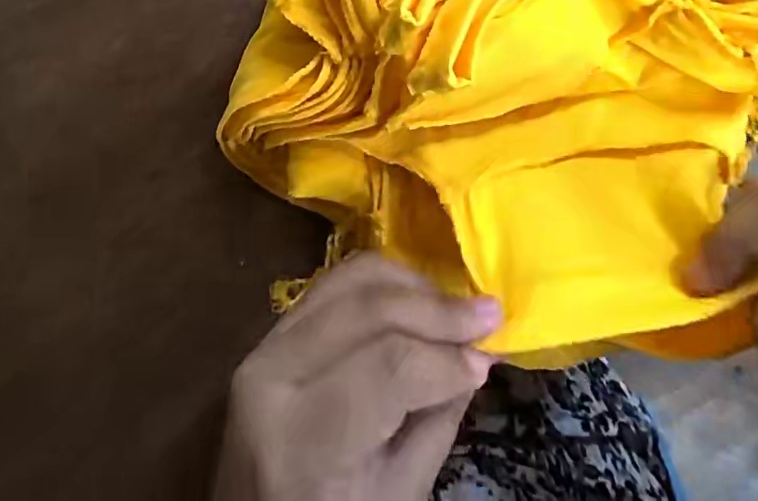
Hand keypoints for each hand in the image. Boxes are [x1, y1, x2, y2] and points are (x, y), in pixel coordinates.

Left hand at [213, 253, 501, 500]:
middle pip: (370, 309)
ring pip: (355, 278)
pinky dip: (387, 282)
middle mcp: (274, 373)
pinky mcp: (276, 325)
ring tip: (455, 312)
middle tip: (489, 314)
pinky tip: (418, 303)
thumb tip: (481, 352)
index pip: (387, 368)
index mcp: (302, 438)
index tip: (488, 358)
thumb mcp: (399, 490)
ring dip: (415, 286)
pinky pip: (339, 281)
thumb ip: (439, 415)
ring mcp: (268, 340)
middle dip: (438, 309)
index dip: (446, 357)